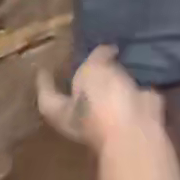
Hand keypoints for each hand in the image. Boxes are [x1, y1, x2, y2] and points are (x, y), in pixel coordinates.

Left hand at [37, 45, 167, 156]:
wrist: (137, 129)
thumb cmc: (102, 104)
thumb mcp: (91, 72)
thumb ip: (95, 57)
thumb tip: (107, 51)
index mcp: (64, 112)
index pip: (47, 97)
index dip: (44, 84)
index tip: (43, 69)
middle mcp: (84, 117)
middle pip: (78, 94)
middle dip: (83, 75)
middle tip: (87, 52)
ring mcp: (110, 117)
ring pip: (107, 91)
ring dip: (111, 74)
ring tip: (115, 50)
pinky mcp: (134, 111)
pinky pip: (131, 89)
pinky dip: (134, 76)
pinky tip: (136, 58)